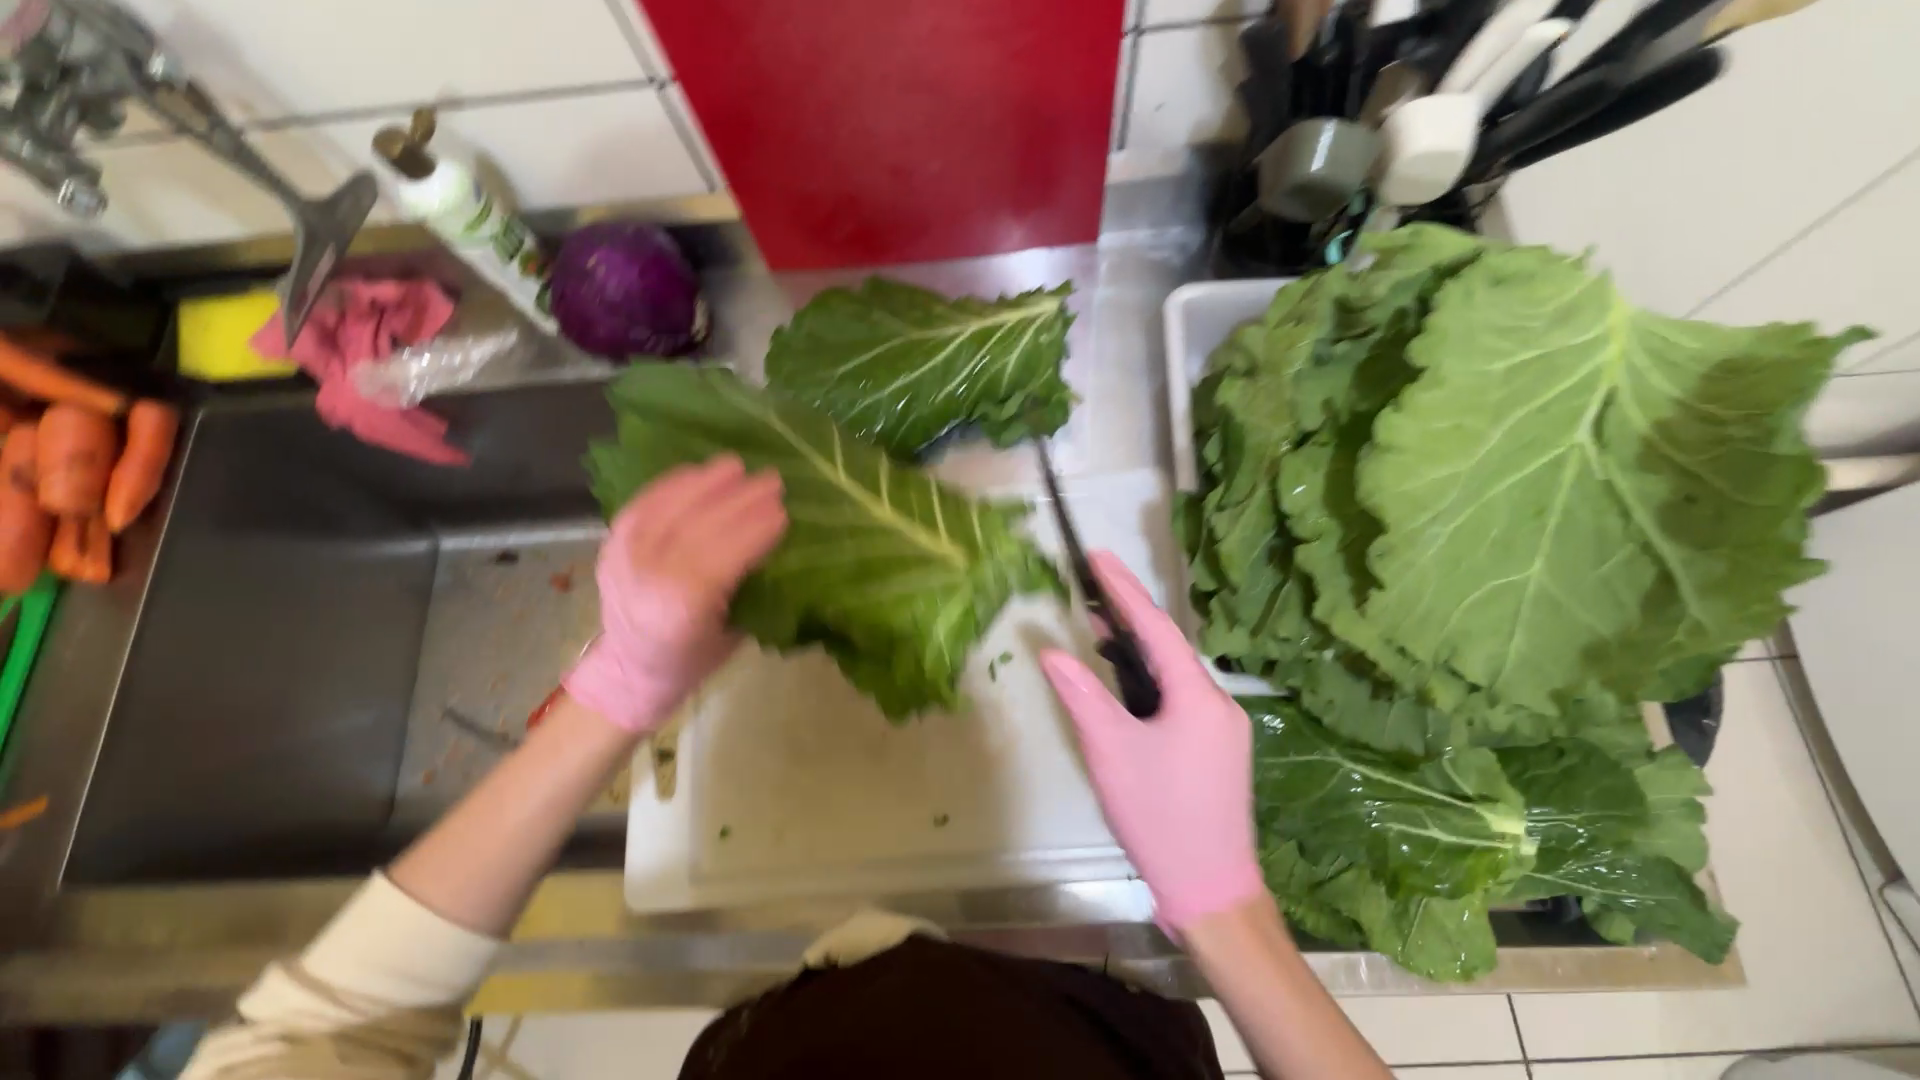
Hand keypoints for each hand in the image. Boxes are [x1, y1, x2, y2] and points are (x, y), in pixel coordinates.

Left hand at [564, 455, 785, 733]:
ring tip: (737, 466)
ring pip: (668, 507)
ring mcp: (623, 557)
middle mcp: (646, 579)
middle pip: (695, 525)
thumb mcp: (735, 630)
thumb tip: (781, 543)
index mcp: (679, 611)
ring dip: (706, 481)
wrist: (630, 667)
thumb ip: (751, 584)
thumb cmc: (694, 657)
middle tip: (772, 479)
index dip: (752, 530)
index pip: (718, 558)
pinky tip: (700, 472)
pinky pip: (644, 502)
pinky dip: (674, 483)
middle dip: (738, 498)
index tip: (784, 510)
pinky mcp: (611, 543)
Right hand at [1039, 551, 1265, 932]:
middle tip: (1088, 590)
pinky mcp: (1218, 750)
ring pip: (1175, 675)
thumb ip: (1082, 695)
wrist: (1211, 888)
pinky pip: (1181, 699)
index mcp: (1199, 697)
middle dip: (1129, 617)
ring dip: (1137, 652)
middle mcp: (1219, 704)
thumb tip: (1051, 650)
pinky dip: (1149, 683)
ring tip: (1097, 630)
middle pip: (1169, 648)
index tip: (1098, 556)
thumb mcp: (1111, 752)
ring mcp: (1223, 729)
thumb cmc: (1159, 816)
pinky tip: (1125, 687)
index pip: (1156, 628)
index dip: (1124, 589)